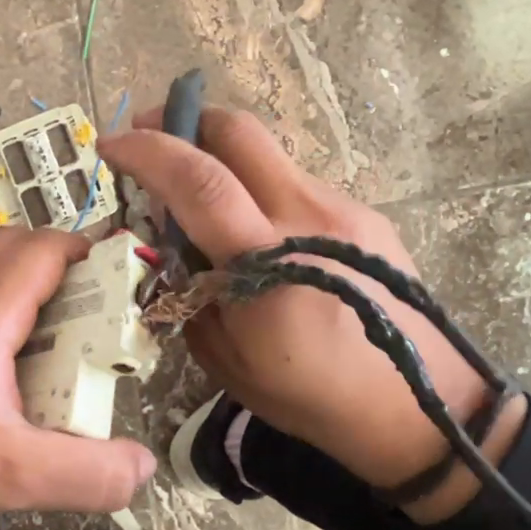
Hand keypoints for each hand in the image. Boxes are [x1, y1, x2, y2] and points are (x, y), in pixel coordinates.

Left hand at [0, 229, 158, 529]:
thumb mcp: (11, 477)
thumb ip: (87, 473)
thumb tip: (141, 466)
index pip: (44, 249)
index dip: (91, 251)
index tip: (127, 279)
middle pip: (12, 249)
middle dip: (62, 266)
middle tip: (96, 316)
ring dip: (26, 296)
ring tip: (57, 354)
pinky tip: (1, 383)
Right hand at [98, 108, 524, 519]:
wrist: (420, 410)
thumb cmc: (309, 397)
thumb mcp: (222, 357)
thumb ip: (186, 292)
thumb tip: (162, 247)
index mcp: (267, 263)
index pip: (202, 182)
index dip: (150, 152)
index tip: (110, 146)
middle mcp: (309, 218)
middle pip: (241, 133)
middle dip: (186, 119)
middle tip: (148, 132)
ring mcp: (343, 210)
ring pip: (268, 155)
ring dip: (221, 157)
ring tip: (194, 194)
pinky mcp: (363, 215)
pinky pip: (293, 183)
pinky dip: (255, 188)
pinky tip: (248, 229)